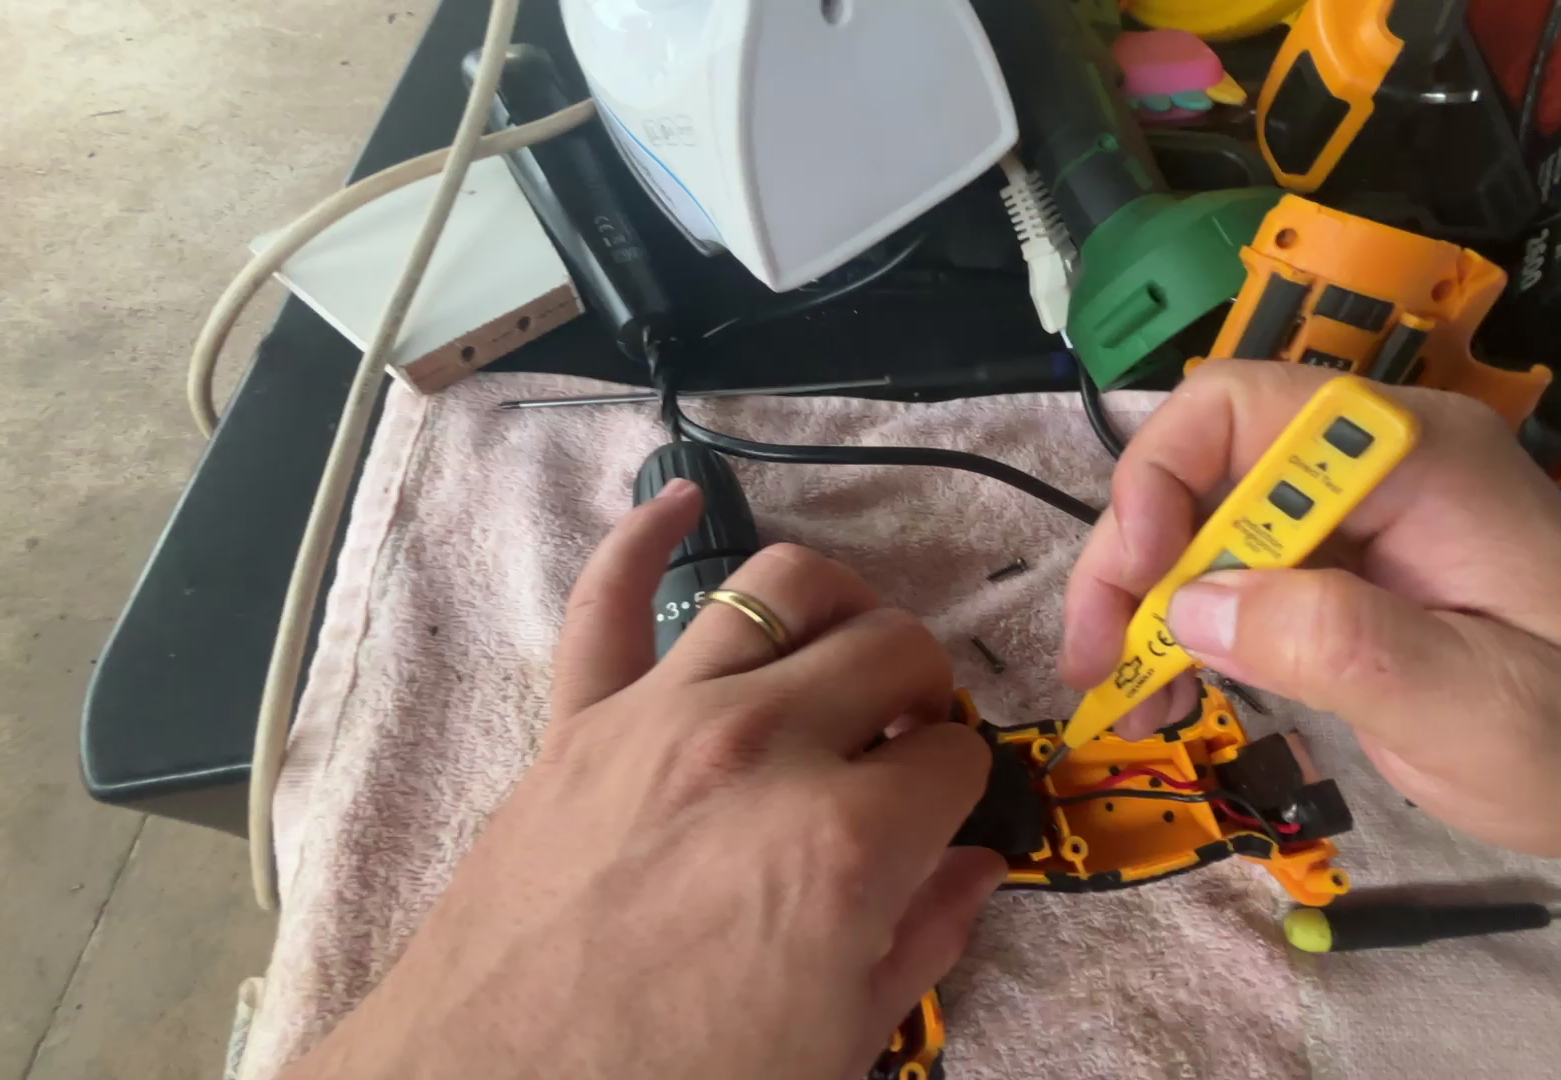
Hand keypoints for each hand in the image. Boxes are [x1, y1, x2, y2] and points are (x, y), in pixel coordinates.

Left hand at [285, 480, 1001, 1079]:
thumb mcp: (842, 1043)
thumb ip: (928, 937)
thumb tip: (979, 862)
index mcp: (844, 843)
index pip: (954, 756)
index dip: (961, 779)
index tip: (943, 802)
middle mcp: (765, 747)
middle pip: (893, 648)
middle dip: (925, 684)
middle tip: (909, 728)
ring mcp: (665, 713)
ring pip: (784, 585)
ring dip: (842, 601)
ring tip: (848, 636)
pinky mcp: (582, 716)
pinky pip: (609, 598)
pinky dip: (642, 539)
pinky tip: (676, 501)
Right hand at [1061, 360, 1560, 860]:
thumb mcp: (1486, 708)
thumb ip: (1345, 645)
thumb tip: (1190, 608)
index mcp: (1410, 456)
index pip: (1240, 406)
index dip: (1161, 473)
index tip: (1139, 572)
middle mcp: (1353, 467)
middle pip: (1188, 472)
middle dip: (1124, 562)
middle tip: (1095, 657)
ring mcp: (1326, 518)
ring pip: (1180, 529)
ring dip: (1132, 606)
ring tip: (1120, 695)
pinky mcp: (1306, 568)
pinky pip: (1205, 579)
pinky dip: (1164, 633)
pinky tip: (1158, 692)